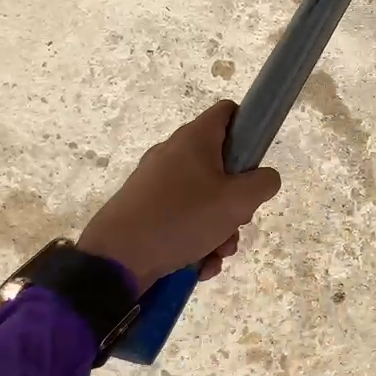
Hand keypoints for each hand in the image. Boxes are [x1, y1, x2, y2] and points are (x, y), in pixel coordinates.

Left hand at [76, 100, 282, 293]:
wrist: (112, 264)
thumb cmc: (181, 219)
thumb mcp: (238, 201)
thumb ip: (264, 183)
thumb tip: (263, 179)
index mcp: (195, 139)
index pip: (229, 112)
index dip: (249, 128)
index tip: (255, 160)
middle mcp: (171, 153)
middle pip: (220, 163)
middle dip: (236, 196)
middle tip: (239, 219)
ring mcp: (152, 183)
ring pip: (201, 195)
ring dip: (218, 224)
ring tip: (218, 254)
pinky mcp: (139, 210)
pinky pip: (179, 216)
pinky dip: (194, 237)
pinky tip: (199, 264)